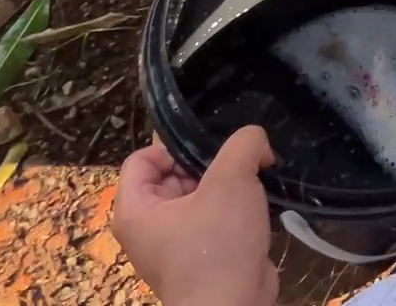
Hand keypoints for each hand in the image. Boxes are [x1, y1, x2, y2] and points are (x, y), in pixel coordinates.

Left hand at [113, 127, 278, 305]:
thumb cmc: (217, 243)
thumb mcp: (232, 178)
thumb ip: (244, 143)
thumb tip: (255, 143)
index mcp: (136, 211)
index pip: (142, 159)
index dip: (176, 147)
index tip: (213, 152)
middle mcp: (148, 226)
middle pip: (174, 172)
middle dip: (212, 162)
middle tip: (243, 165)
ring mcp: (174, 242)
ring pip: (200, 191)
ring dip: (230, 182)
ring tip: (256, 182)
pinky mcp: (201, 252)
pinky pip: (214, 214)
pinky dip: (237, 204)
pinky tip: (259, 204)